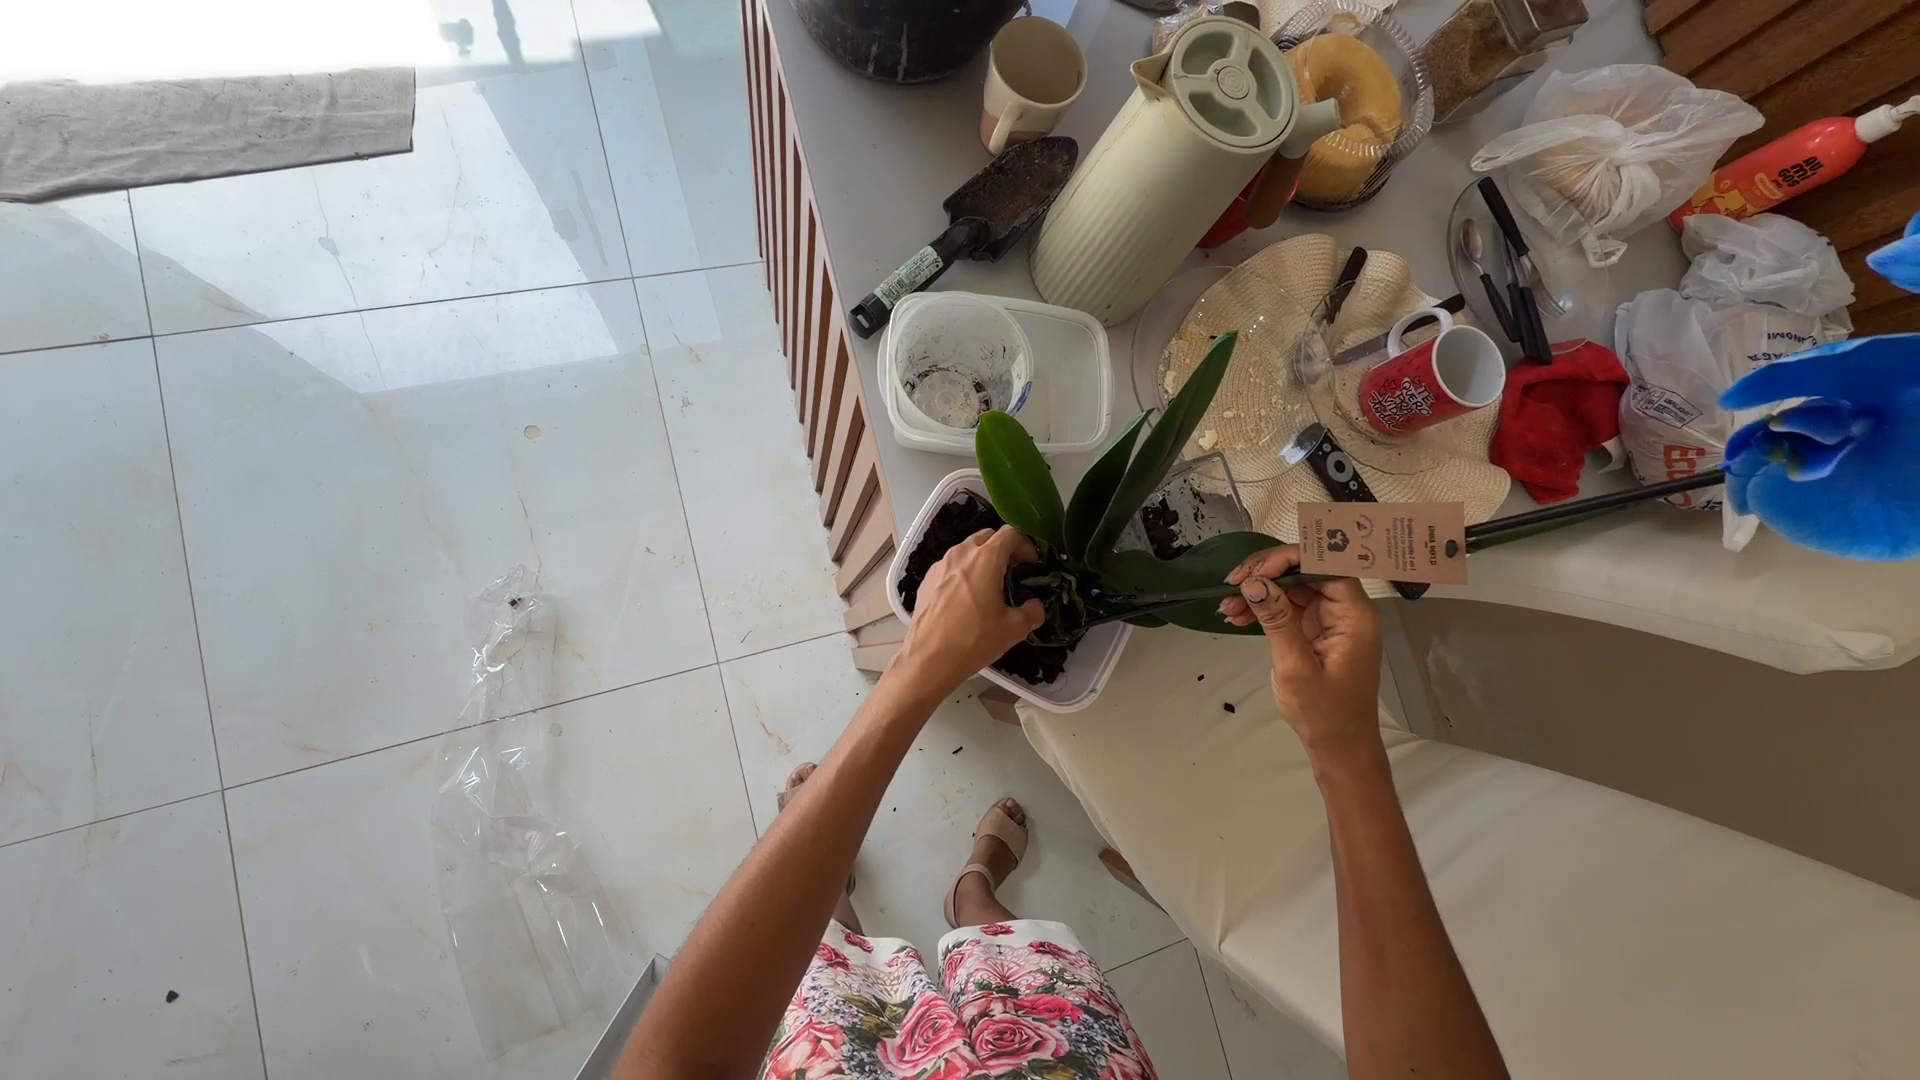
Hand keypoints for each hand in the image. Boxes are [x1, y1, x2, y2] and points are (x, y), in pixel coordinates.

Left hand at [894, 526, 1045, 696]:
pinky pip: (950, 565)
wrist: (928, 659)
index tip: (1032, 562)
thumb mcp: (1013, 629)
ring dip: (982, 557)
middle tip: (1014, 568)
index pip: (1010, 534)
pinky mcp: (926, 580)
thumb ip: (1032, 612)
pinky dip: (963, 571)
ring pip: (966, 549)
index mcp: (985, 559)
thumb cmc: (973, 640)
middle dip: (1003, 546)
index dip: (1025, 544)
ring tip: (990, 581)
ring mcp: (940, 565)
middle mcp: (961, 554)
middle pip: (986, 536)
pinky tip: (966, 595)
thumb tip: (1035, 606)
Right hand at [1219, 546, 1382, 757]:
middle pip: (1306, 570)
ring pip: (1292, 586)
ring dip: (1259, 590)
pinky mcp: (1314, 629)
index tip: (1254, 574)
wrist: (1337, 745)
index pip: (1326, 565)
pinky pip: (1287, 606)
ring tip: (1226, 604)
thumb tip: (1253, 583)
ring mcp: (1330, 619)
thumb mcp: (1295, 667)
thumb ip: (1277, 621)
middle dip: (1266, 573)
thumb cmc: (1324, 712)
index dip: (1289, 560)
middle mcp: (1346, 610)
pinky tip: (1236, 615)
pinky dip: (1262, 607)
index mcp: (1355, 615)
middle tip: (1231, 584)